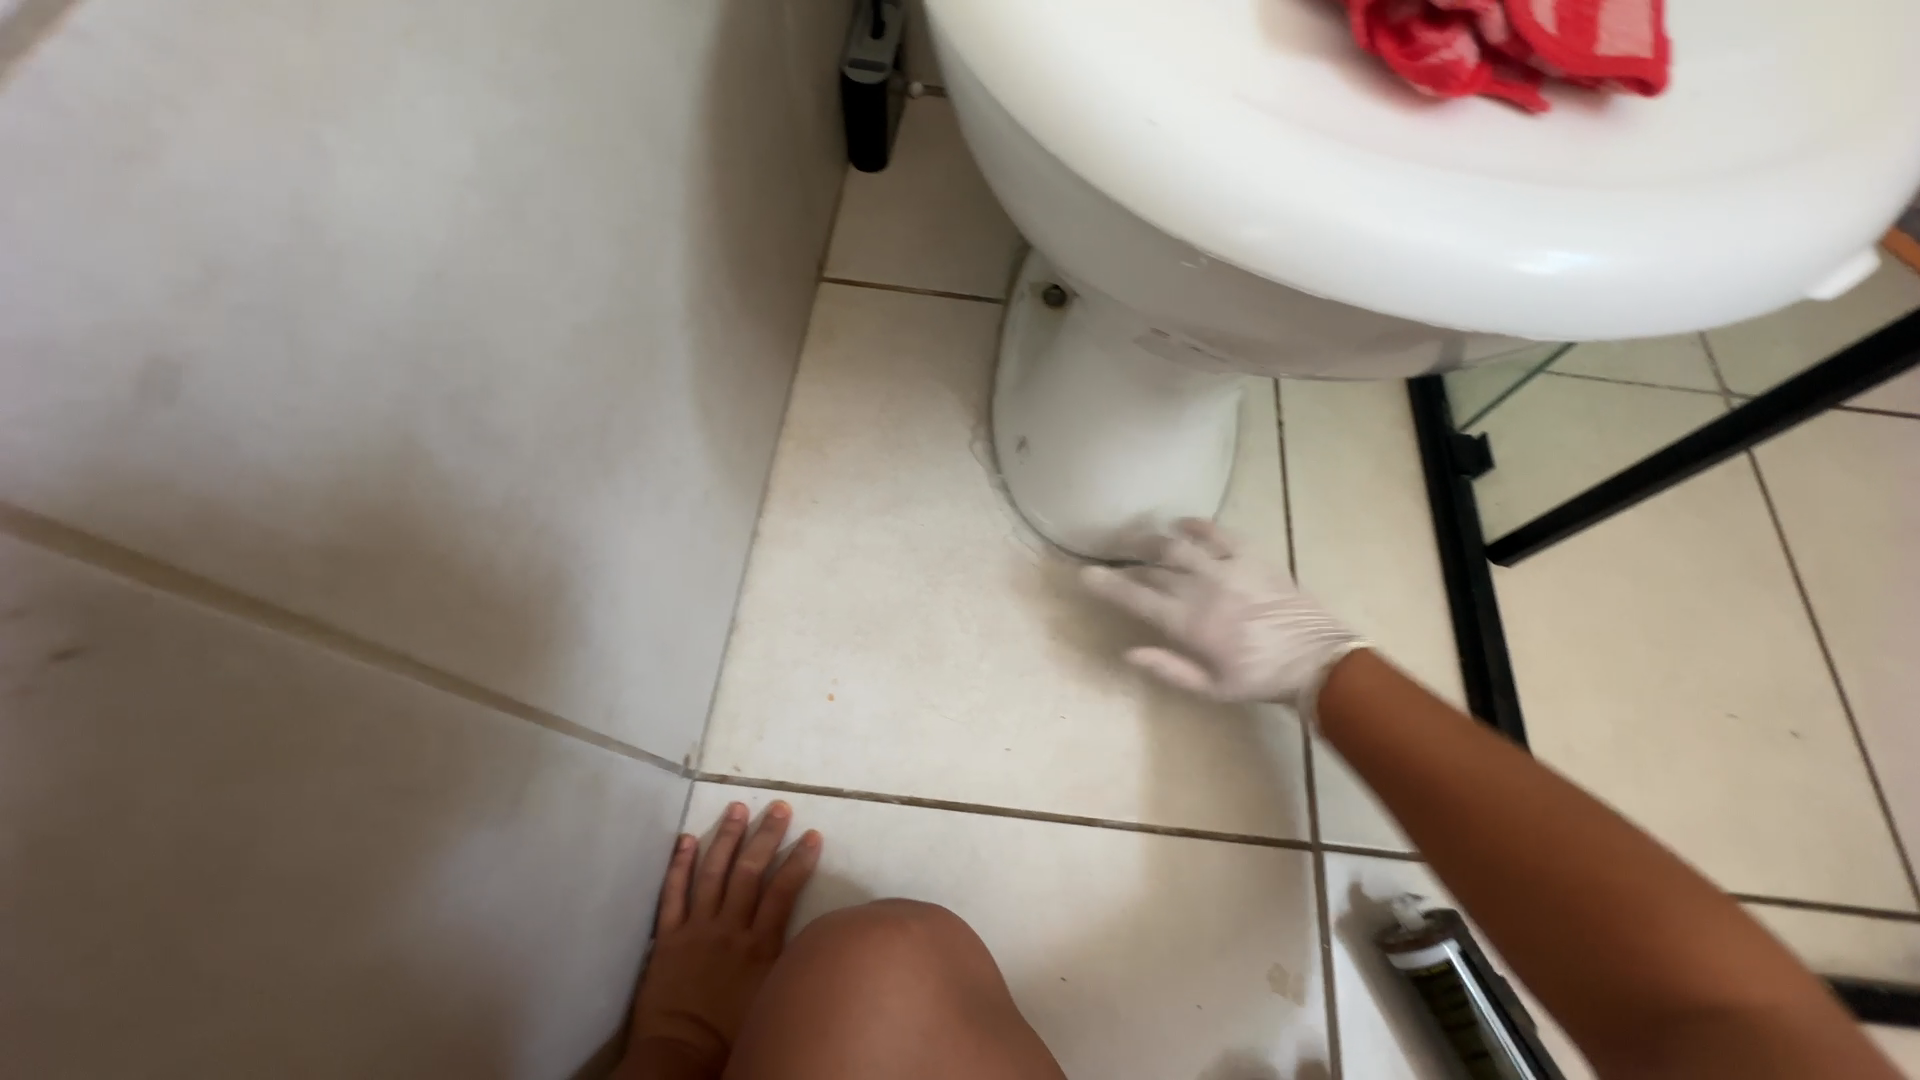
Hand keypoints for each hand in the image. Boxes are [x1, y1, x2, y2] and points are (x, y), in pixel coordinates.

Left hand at [620, 801, 821, 1079]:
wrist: (680, 1056)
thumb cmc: (732, 1034)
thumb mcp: (772, 994)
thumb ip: (786, 957)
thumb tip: (808, 931)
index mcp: (759, 945)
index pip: (784, 890)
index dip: (800, 860)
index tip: (813, 834)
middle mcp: (730, 928)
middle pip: (751, 872)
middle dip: (767, 835)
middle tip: (779, 806)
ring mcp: (696, 929)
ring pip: (713, 873)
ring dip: (727, 837)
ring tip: (738, 808)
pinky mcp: (667, 937)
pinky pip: (672, 895)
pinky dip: (680, 865)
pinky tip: (687, 839)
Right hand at [1082, 518, 1364, 710]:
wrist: (1318, 660)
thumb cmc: (1260, 679)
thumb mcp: (1211, 688)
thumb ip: (1168, 668)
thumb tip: (1127, 652)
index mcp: (1189, 623)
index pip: (1137, 597)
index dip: (1108, 584)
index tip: (1086, 575)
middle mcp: (1201, 588)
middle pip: (1154, 564)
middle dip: (1128, 557)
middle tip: (1113, 552)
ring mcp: (1227, 568)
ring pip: (1179, 544)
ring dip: (1154, 537)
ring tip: (1140, 536)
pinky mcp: (1253, 556)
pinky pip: (1219, 532)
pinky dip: (1197, 525)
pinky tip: (1183, 523)